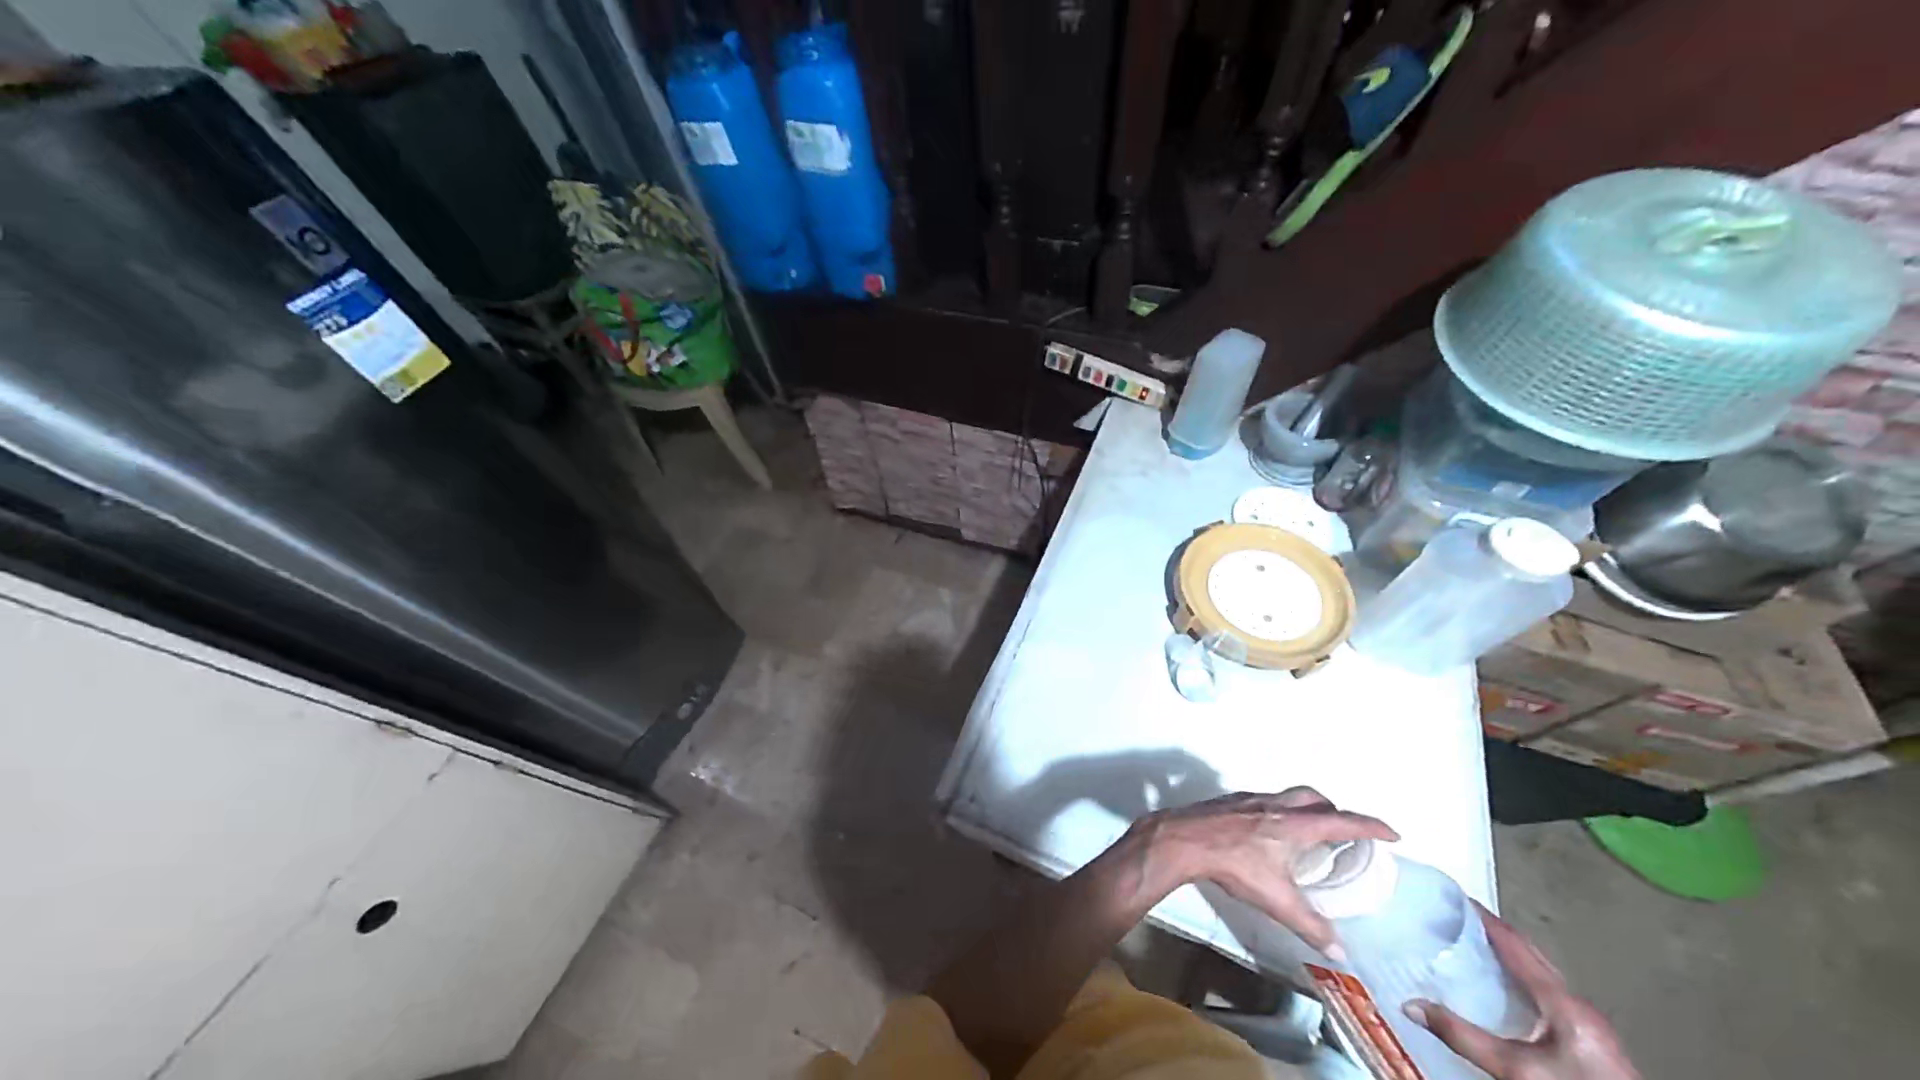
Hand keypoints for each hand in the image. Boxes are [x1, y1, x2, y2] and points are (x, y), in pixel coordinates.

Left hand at [1140, 787, 1398, 957]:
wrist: (1184, 839)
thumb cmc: (1234, 866)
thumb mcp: (1276, 900)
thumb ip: (1310, 926)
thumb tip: (1340, 953)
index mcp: (1295, 825)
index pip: (1343, 821)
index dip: (1371, 826)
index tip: (1392, 833)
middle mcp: (1276, 805)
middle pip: (1314, 798)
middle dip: (1335, 810)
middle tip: (1345, 829)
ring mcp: (1251, 799)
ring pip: (1288, 795)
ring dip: (1305, 807)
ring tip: (1308, 830)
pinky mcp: (1230, 801)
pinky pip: (1264, 800)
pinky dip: (1278, 810)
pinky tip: (1268, 830)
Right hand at [1406, 907, 1640, 1079]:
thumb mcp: (1516, 1071)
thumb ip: (1464, 1037)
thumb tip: (1410, 1005)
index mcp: (1560, 1000)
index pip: (1515, 944)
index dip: (1484, 918)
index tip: (1455, 896)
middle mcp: (1576, 1005)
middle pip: (1531, 955)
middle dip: (1495, 933)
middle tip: (1456, 918)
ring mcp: (1587, 1025)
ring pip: (1540, 975)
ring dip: (1508, 956)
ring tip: (1471, 947)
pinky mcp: (1589, 1042)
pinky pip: (1546, 995)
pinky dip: (1519, 980)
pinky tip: (1503, 992)